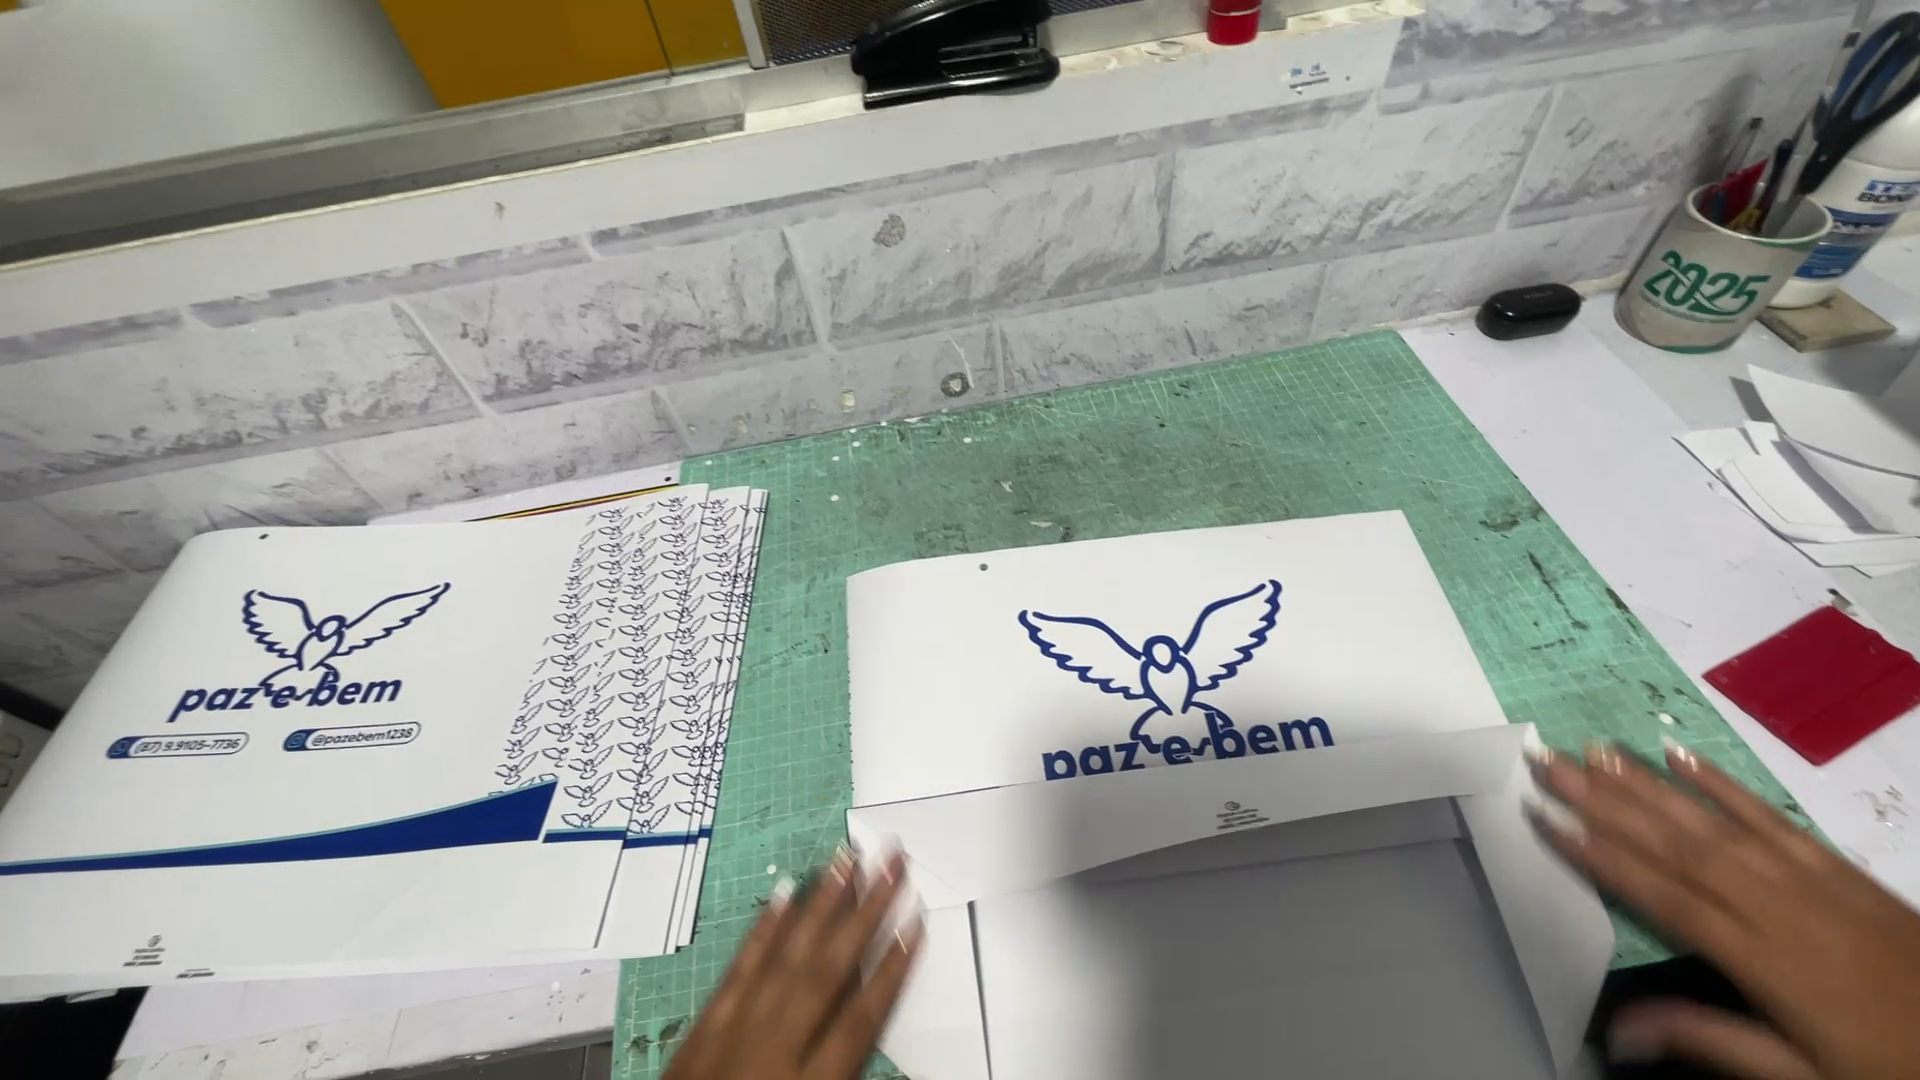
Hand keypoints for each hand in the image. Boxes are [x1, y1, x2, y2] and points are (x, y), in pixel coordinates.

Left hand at [664, 846, 923, 1079]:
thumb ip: (842, 1064)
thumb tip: (867, 1006)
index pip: (859, 1020)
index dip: (891, 971)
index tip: (916, 920)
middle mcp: (774, 1049)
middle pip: (828, 970)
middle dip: (865, 911)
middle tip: (890, 860)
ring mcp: (735, 1031)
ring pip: (786, 957)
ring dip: (820, 905)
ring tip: (845, 859)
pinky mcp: (704, 1027)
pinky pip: (739, 971)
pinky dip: (763, 932)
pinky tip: (785, 894)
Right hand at [1531, 741, 1919, 1079]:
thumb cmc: (1891, 1067)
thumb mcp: (1807, 1076)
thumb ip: (1711, 1040)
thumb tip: (1617, 1032)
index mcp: (1764, 960)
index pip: (1662, 897)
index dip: (1598, 857)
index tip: (1544, 818)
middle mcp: (1780, 908)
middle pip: (1677, 846)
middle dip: (1604, 801)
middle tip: (1549, 762)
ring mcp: (1814, 883)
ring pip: (1714, 824)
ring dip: (1648, 784)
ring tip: (1595, 751)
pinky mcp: (1842, 870)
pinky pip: (1775, 820)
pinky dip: (1725, 786)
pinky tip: (1681, 756)